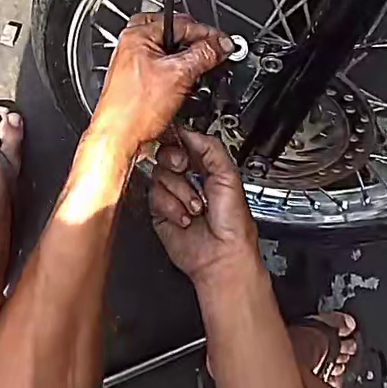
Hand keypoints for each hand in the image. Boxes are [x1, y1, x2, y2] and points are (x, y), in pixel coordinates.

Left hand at [89, 13, 232, 148]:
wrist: (118, 139)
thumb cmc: (133, 109)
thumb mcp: (179, 75)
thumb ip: (204, 55)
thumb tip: (221, 44)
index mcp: (137, 36)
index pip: (181, 23)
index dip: (206, 34)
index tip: (223, 44)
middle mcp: (132, 47)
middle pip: (172, 33)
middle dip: (194, 42)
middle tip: (211, 51)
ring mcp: (133, 65)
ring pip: (167, 52)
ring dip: (186, 59)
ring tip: (199, 70)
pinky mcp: (137, 82)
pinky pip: (162, 69)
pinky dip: (177, 73)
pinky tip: (185, 85)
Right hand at [148, 128, 262, 291]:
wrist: (221, 255)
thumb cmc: (232, 222)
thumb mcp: (228, 175)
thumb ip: (210, 148)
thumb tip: (188, 132)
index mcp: (206, 165)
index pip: (184, 141)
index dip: (177, 139)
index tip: (176, 140)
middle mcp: (188, 177)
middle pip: (165, 154)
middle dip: (175, 162)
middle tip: (184, 169)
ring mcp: (173, 194)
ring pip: (159, 175)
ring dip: (180, 192)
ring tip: (196, 206)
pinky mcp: (160, 211)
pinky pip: (154, 196)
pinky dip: (171, 207)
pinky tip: (185, 218)